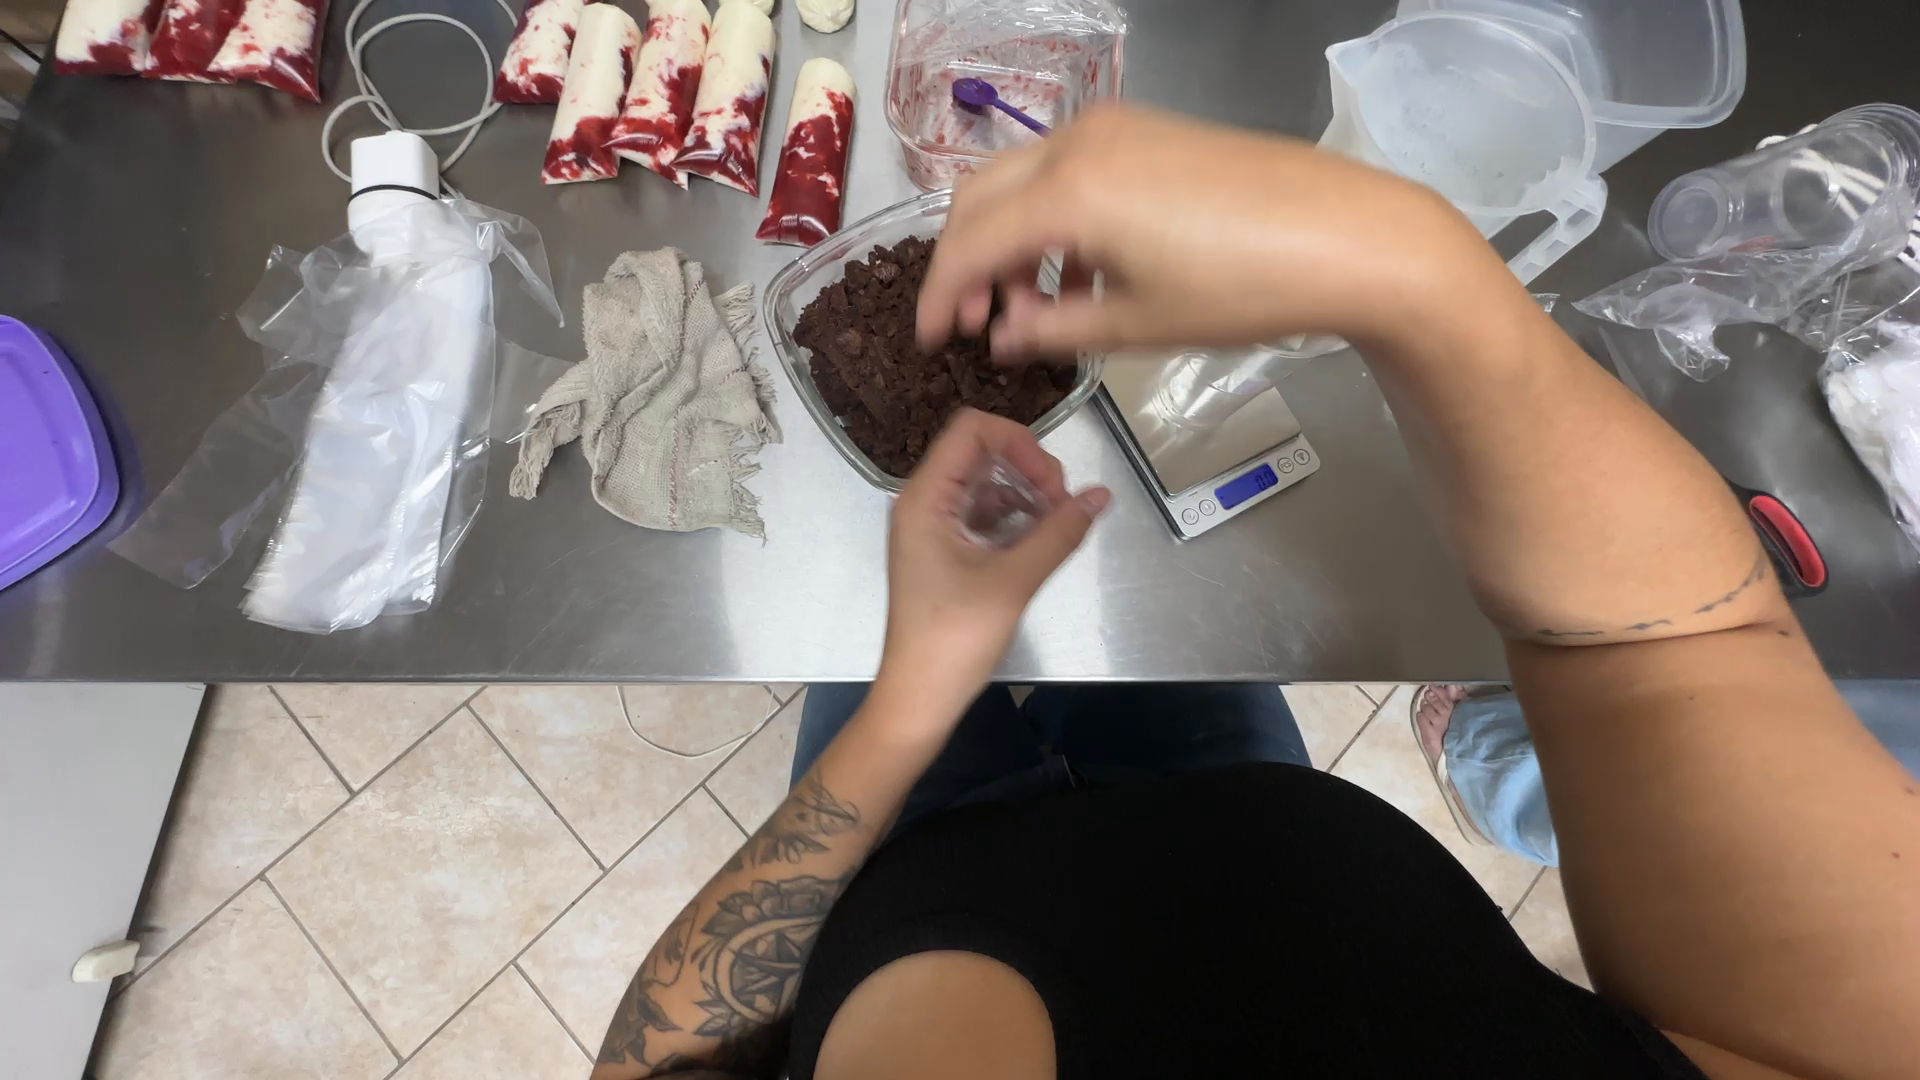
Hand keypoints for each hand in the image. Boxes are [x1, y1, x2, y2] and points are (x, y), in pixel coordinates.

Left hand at [873, 408, 1109, 723]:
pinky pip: (984, 516)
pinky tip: (1041, 540)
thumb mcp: (1013, 581)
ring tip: (1058, 525)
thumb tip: (1101, 495)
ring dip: (1026, 496)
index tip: (1053, 482)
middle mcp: (925, 502)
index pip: (973, 430)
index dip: (1020, 442)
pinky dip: (1015, 520)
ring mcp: (934, 527)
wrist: (919, 696)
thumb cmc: (953, 639)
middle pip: (982, 454)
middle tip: (1063, 507)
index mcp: (925, 497)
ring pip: (987, 486)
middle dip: (1029, 470)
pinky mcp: (946, 551)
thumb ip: (1060, 532)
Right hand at [916, 103, 1505, 357]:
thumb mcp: (1133, 326)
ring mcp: (1114, 129)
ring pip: (1019, 182)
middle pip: (979, 199)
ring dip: (1004, 242)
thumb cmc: (1239, 290)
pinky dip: (1048, 224)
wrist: (1348, 238)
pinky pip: (1066, 175)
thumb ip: (1051, 331)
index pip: (968, 245)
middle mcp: (1077, 143)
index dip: (939, 298)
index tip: (928, 340)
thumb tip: (1000, 337)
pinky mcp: (1145, 134)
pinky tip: (1074, 274)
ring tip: (1022, 307)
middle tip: (969, 324)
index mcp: (1068, 193)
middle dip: (961, 264)